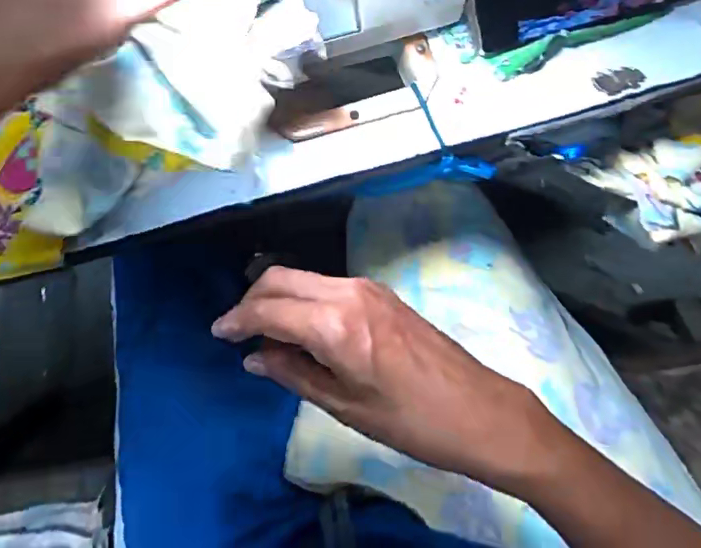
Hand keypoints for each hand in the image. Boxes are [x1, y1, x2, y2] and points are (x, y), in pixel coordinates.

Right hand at [212, 266, 544, 483]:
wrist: (483, 410)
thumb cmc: (414, 422)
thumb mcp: (348, 408)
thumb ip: (295, 375)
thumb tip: (254, 359)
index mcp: (336, 325)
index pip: (270, 309)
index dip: (238, 320)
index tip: (217, 334)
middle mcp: (346, 292)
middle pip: (280, 278)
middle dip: (251, 300)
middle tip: (236, 332)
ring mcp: (363, 286)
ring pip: (300, 277)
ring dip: (275, 296)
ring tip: (263, 332)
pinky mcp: (376, 290)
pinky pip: (322, 284)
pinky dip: (299, 298)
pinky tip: (299, 327)